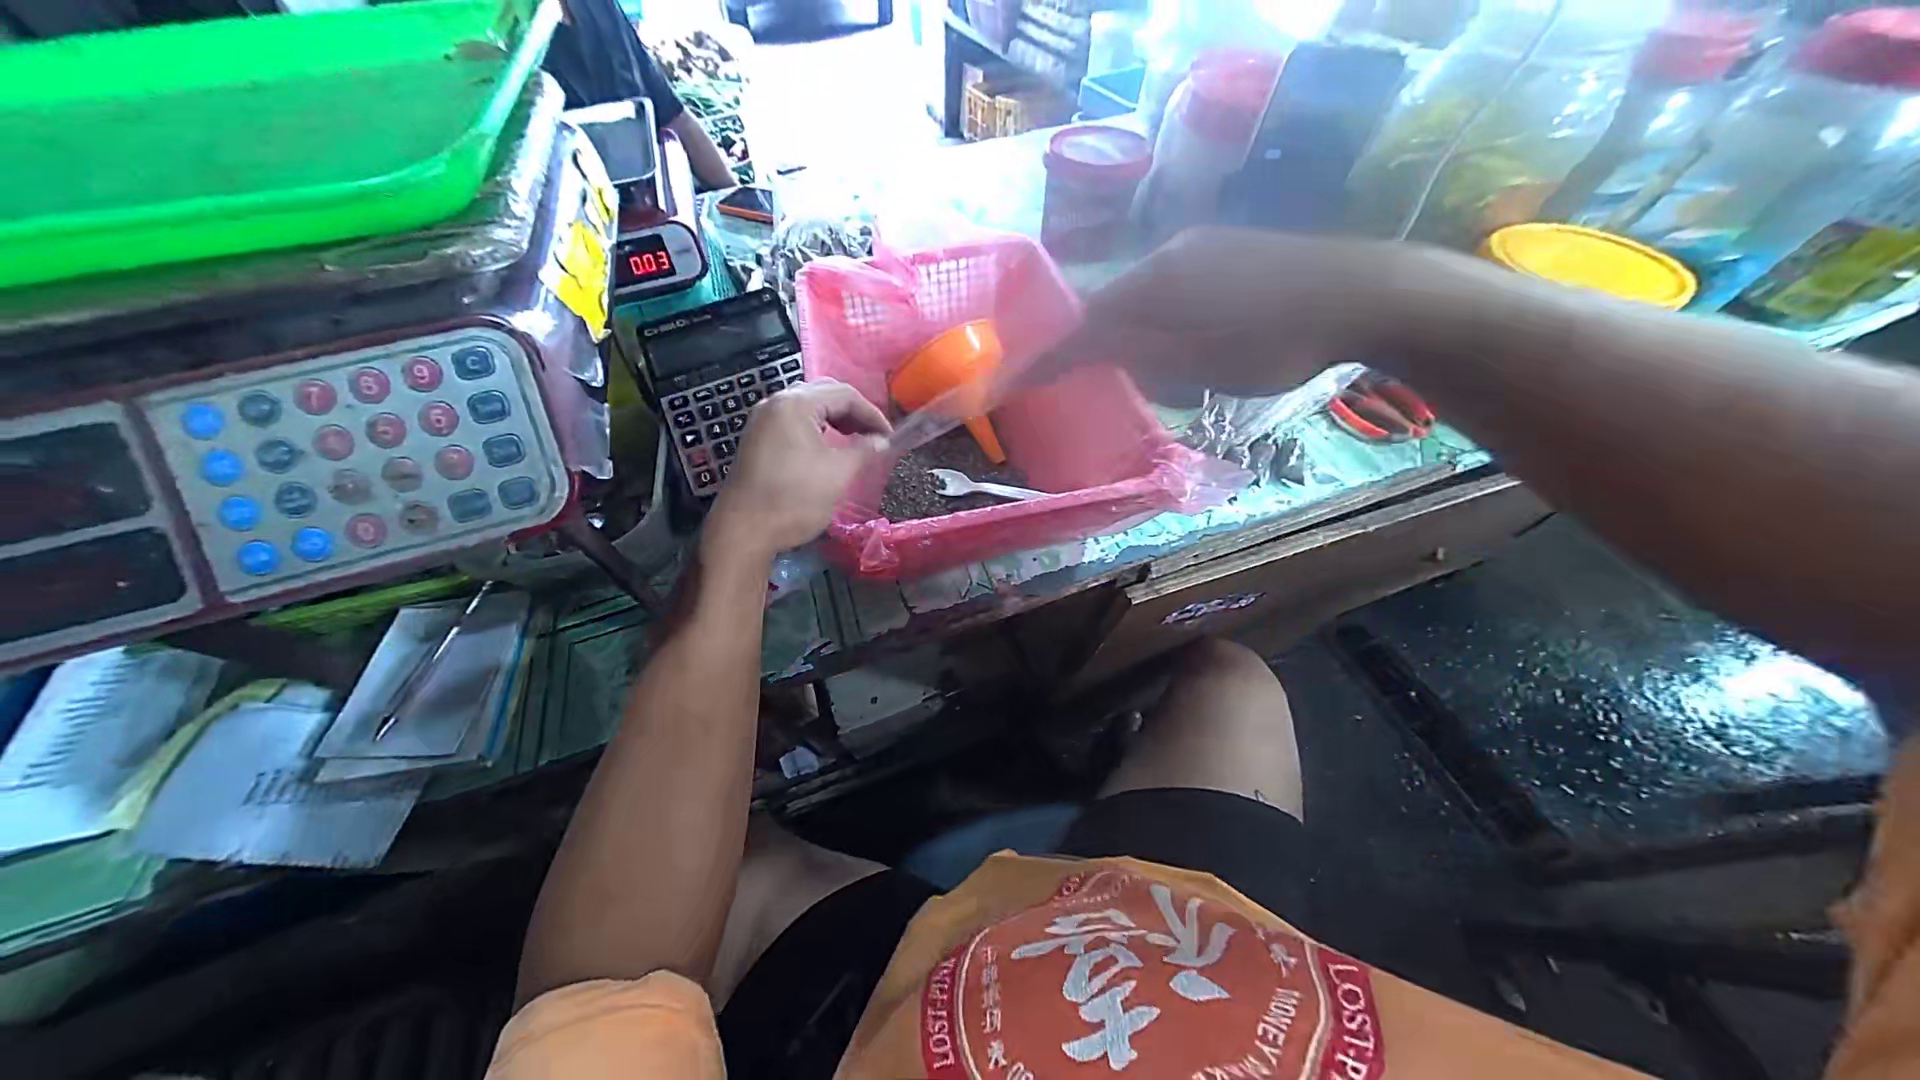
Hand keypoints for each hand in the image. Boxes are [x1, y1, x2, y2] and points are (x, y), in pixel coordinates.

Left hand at [704, 379, 891, 566]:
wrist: (744, 532)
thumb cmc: (794, 499)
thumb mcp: (838, 474)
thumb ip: (865, 450)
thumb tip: (881, 441)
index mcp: (795, 404)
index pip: (844, 394)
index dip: (872, 413)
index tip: (889, 437)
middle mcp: (775, 404)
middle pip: (824, 394)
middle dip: (854, 413)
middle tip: (874, 436)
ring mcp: (762, 421)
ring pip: (808, 408)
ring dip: (835, 420)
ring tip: (856, 441)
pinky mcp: (757, 440)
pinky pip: (793, 423)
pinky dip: (816, 430)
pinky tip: (828, 449)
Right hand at [1053, 227, 1483, 396]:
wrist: (1370, 295)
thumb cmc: (1278, 341)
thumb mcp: (1200, 364)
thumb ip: (1136, 356)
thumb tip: (1087, 350)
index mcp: (1156, 280)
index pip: (1085, 322)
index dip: (1049, 355)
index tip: (1016, 380)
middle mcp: (1170, 251)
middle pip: (1110, 303)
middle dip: (1090, 342)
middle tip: (1074, 376)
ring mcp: (1203, 246)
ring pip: (1142, 294)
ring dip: (1128, 329)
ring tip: (1133, 364)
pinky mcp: (1230, 250)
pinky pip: (1171, 286)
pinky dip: (1157, 316)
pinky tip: (1180, 335)